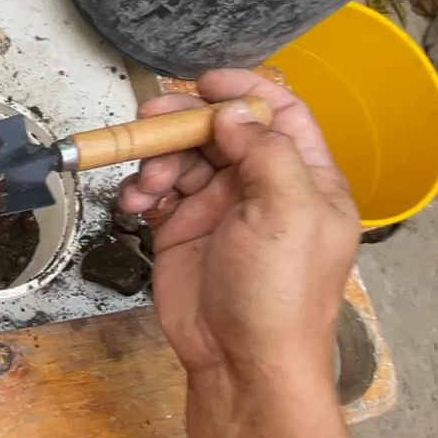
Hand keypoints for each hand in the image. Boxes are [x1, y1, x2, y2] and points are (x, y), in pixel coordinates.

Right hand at [116, 70, 360, 389]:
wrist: (237, 355)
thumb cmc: (278, 291)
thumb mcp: (289, 214)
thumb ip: (266, 154)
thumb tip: (232, 114)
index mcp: (302, 175)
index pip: (276, 113)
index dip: (243, 90)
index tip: (203, 82)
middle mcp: (258, 186)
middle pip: (218, 131)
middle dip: (185, 122)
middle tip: (151, 119)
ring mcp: (216, 208)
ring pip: (181, 160)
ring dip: (157, 160)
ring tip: (146, 185)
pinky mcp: (179, 230)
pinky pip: (156, 193)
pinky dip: (140, 190)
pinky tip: (135, 203)